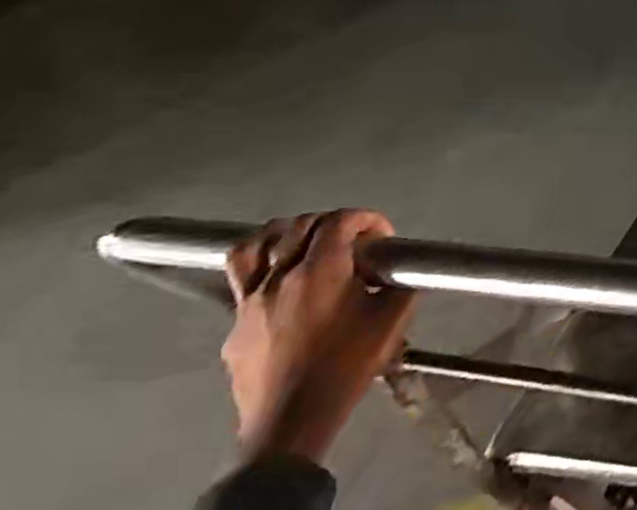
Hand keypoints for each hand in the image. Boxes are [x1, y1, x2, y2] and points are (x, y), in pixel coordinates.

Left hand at [222, 209, 415, 464]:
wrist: (292, 418)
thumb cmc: (348, 363)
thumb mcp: (393, 318)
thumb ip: (401, 284)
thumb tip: (402, 271)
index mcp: (320, 271)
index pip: (338, 221)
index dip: (365, 218)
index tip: (381, 234)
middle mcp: (278, 278)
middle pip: (297, 226)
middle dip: (330, 221)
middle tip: (353, 238)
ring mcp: (248, 302)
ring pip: (252, 246)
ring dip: (282, 233)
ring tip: (303, 239)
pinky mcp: (234, 326)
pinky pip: (241, 281)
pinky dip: (264, 267)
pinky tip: (284, 283)